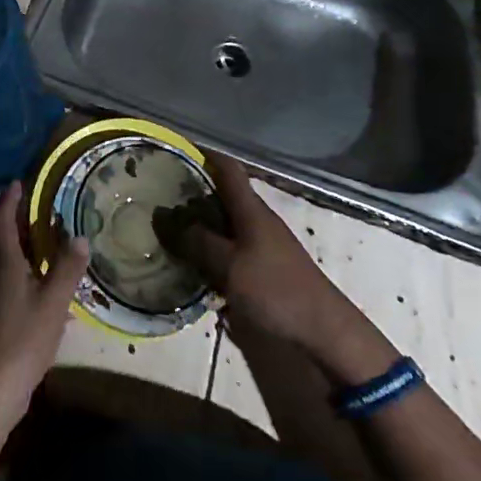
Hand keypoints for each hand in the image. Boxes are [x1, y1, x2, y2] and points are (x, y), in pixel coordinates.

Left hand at [0, 181, 87, 480]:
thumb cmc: (21, 339)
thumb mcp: (52, 301)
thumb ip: (66, 268)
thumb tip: (79, 235)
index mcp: (3, 262)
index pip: (4, 221)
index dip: (11, 200)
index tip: (20, 181)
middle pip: (3, 237)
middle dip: (20, 218)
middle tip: (44, 203)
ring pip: (8, 258)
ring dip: (25, 243)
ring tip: (50, 234)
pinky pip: (13, 278)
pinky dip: (29, 267)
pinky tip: (49, 278)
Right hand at [155, 156, 395, 384]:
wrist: (321, 331)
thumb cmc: (276, 290)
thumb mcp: (230, 266)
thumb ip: (199, 242)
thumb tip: (166, 217)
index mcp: (252, 211)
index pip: (228, 170)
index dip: (205, 155)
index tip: (177, 149)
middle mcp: (256, 222)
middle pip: (222, 197)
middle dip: (193, 193)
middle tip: (158, 194)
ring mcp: (260, 247)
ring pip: (223, 226)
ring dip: (198, 225)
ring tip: (165, 228)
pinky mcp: (261, 272)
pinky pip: (228, 252)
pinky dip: (208, 252)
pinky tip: (188, 264)